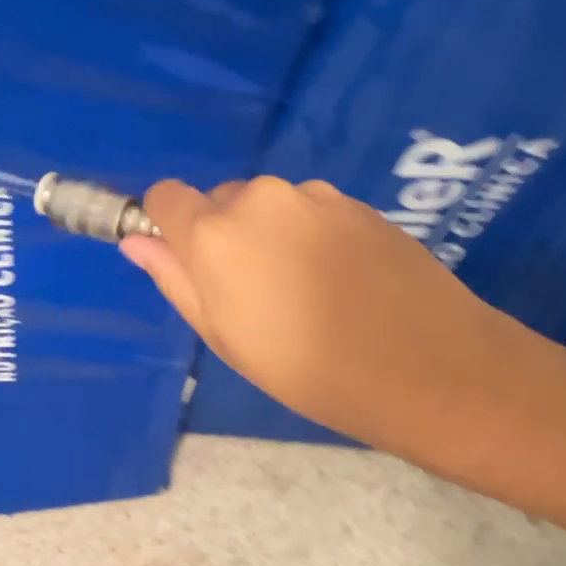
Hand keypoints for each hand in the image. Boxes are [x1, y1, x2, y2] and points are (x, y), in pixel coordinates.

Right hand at [120, 177, 541, 455]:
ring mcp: (314, 196)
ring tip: (302, 291)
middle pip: (218, 201)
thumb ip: (176, 280)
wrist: (428, 367)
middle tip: (251, 293)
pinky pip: (308, 210)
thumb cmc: (307, 369)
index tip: (185, 263)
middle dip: (221, 235)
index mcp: (216, 234)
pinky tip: (338, 280)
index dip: (166, 226)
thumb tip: (137, 242)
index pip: (164, 196)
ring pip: (266, 205)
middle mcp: (260, 199)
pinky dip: (306, 235)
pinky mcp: (356, 202)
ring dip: (267, 235)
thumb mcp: (224, 337)